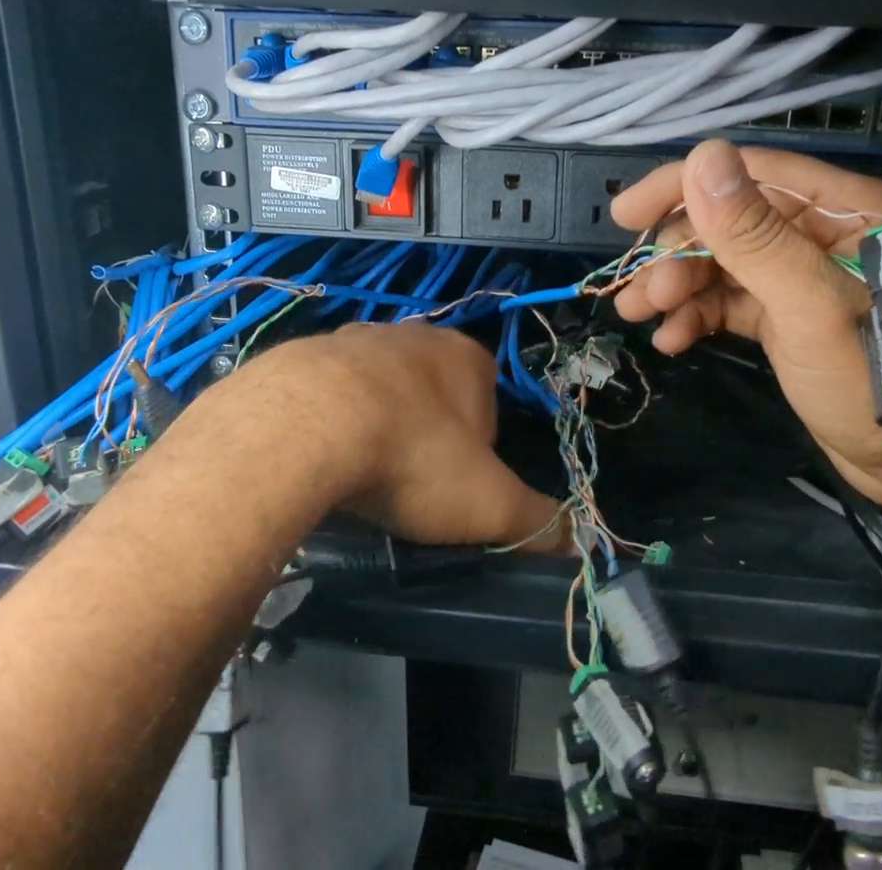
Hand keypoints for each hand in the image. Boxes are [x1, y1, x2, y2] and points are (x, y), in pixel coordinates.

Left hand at [197, 322, 563, 548]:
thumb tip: (580, 546)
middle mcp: (413, 335)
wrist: (302, 428)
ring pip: (378, 387)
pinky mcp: (301, 353)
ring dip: (376, 421)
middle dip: (426, 431)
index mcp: (467, 357)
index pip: (490, 400)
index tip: (456, 483)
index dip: (479, 447)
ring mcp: (353, 337)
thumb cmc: (413, 457)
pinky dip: (327, 418)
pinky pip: (325, 391)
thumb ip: (538, 523)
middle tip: (409, 481)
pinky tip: (318, 454)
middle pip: (432, 390)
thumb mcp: (488, 504)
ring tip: (360, 471)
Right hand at [609, 140, 881, 507]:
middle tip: (640, 296)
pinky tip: (673, 341)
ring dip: (678, 289)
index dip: (681, 188)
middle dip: (677, 257)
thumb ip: (754, 235)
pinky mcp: (788, 320)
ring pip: (722, 265)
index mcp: (843, 209)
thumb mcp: (810, 306)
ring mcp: (802, 279)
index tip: (625, 216)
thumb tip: (701, 158)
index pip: (748, 174)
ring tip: (640, 318)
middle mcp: (820, 235)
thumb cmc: (878, 380)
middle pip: (727, 224)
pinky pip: (730, 304)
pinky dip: (698, 317)